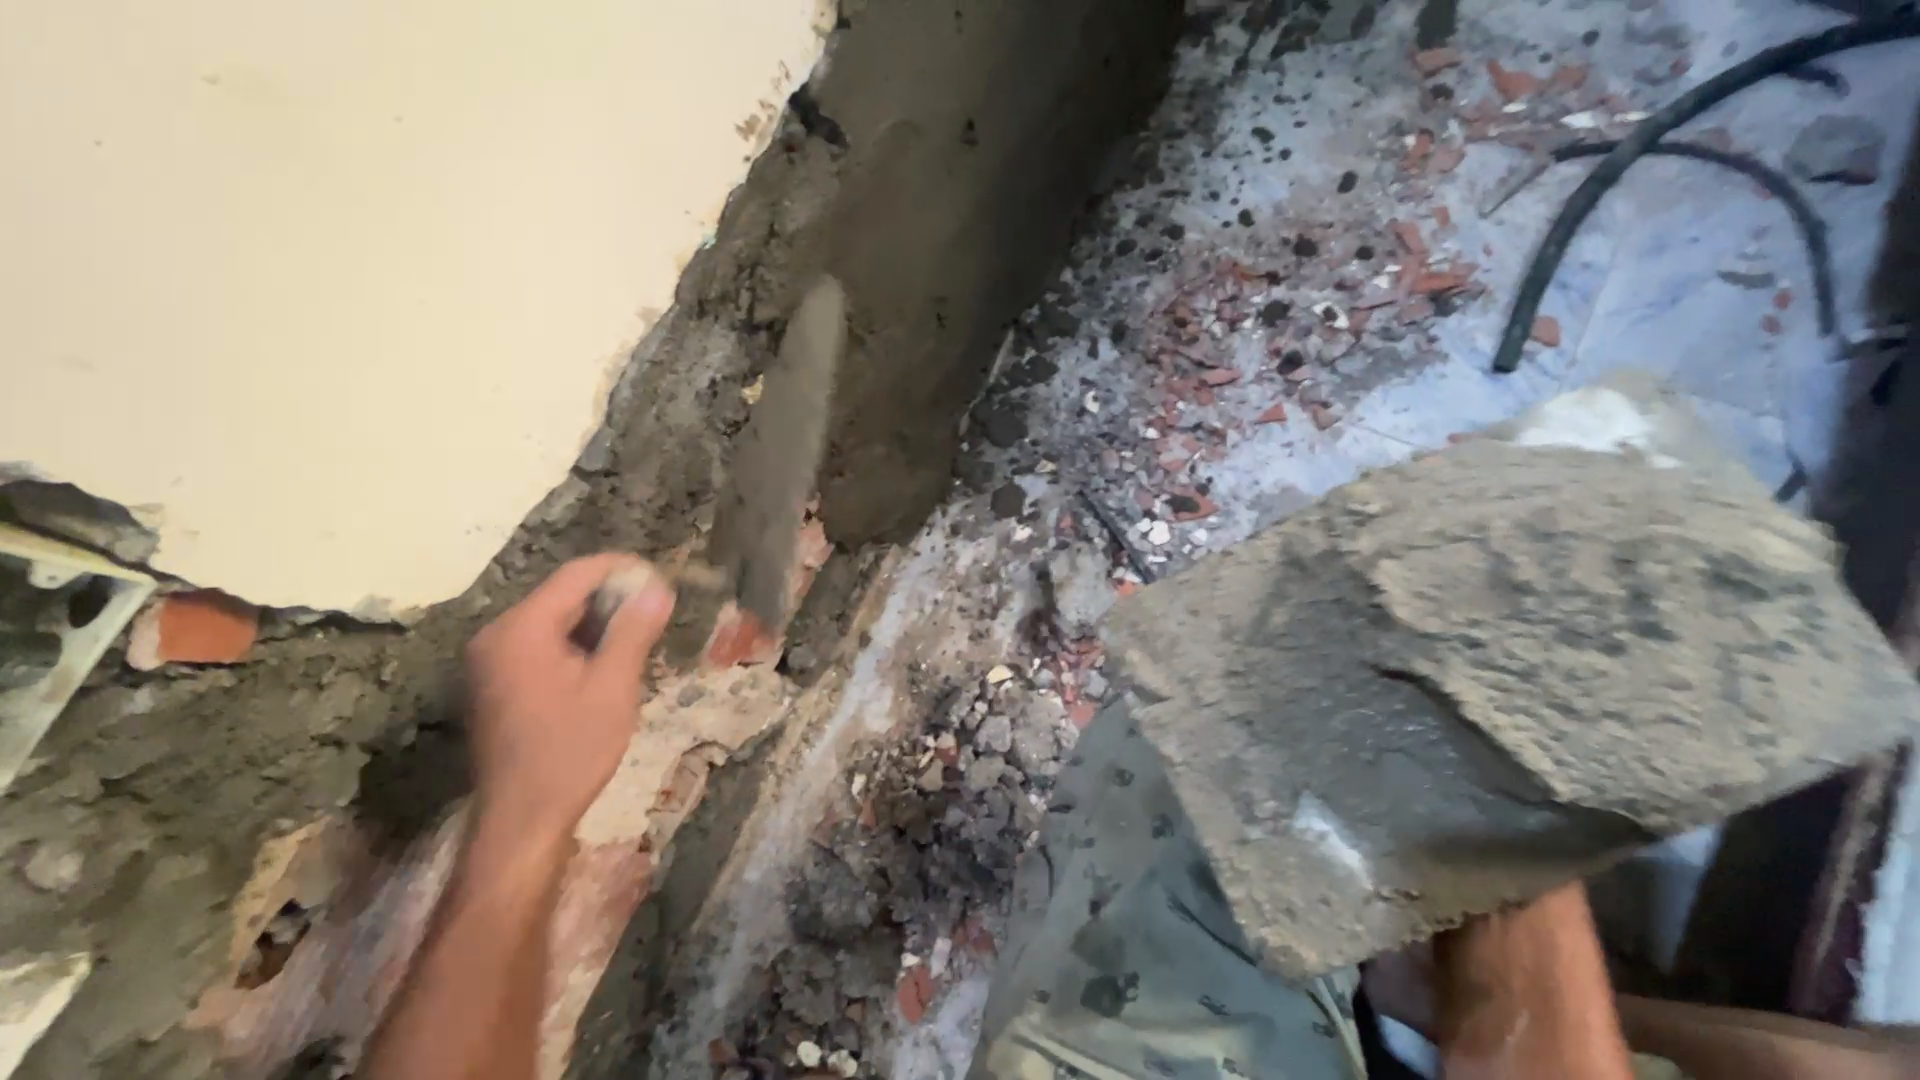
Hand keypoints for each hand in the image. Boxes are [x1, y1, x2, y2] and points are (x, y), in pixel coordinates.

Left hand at [464, 554, 675, 843]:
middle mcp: (497, 634)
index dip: (622, 570)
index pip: (576, 575)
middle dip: (612, 598)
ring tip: (639, 638)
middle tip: (656, 612)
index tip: (661, 579)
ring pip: (553, 621)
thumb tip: (658, 588)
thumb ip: (633, 631)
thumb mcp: (613, 687)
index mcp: (521, 629)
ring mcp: (490, 660)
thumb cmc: (571, 751)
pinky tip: (606, 664)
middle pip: (562, 596)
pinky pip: (540, 645)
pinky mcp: (495, 682)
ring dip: (596, 623)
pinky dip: (576, 645)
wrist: (522, 818)